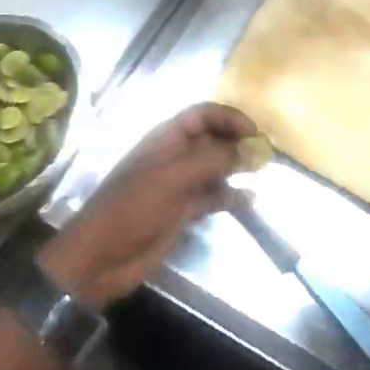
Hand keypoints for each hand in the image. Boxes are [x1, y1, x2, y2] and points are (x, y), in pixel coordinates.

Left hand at [37, 104, 255, 308]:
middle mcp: (174, 156)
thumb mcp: (174, 177)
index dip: (229, 117)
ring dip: (236, 168)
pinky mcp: (182, 212)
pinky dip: (231, 196)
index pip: (203, 114)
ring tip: (263, 175)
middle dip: (237, 143)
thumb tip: (252, 149)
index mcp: (166, 138)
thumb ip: (213, 160)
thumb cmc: (134, 206)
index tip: (256, 133)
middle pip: (211, 139)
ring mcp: (178, 184)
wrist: (102, 255)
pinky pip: (212, 196)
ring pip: (214, 168)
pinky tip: (250, 201)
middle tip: (267, 157)